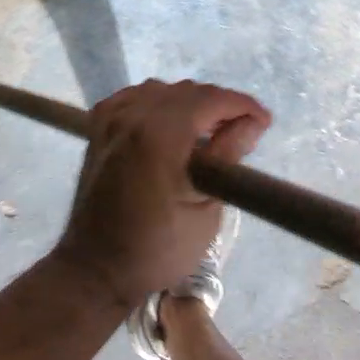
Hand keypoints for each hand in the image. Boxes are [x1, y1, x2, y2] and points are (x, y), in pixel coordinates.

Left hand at [52, 80, 270, 308]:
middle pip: (187, 91)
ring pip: (162, 91)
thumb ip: (227, 158)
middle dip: (220, 106)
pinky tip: (171, 126)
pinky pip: (135, 98)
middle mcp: (132, 115)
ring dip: (190, 104)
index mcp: (159, 134)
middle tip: (243, 132)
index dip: (243, 106)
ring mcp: (111, 119)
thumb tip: (251, 124)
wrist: (95, 268)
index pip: (211, 99)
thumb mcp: (205, 210)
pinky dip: (158, 104)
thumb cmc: (156, 249)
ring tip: (210, 132)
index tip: (265, 123)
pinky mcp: (99, 128)